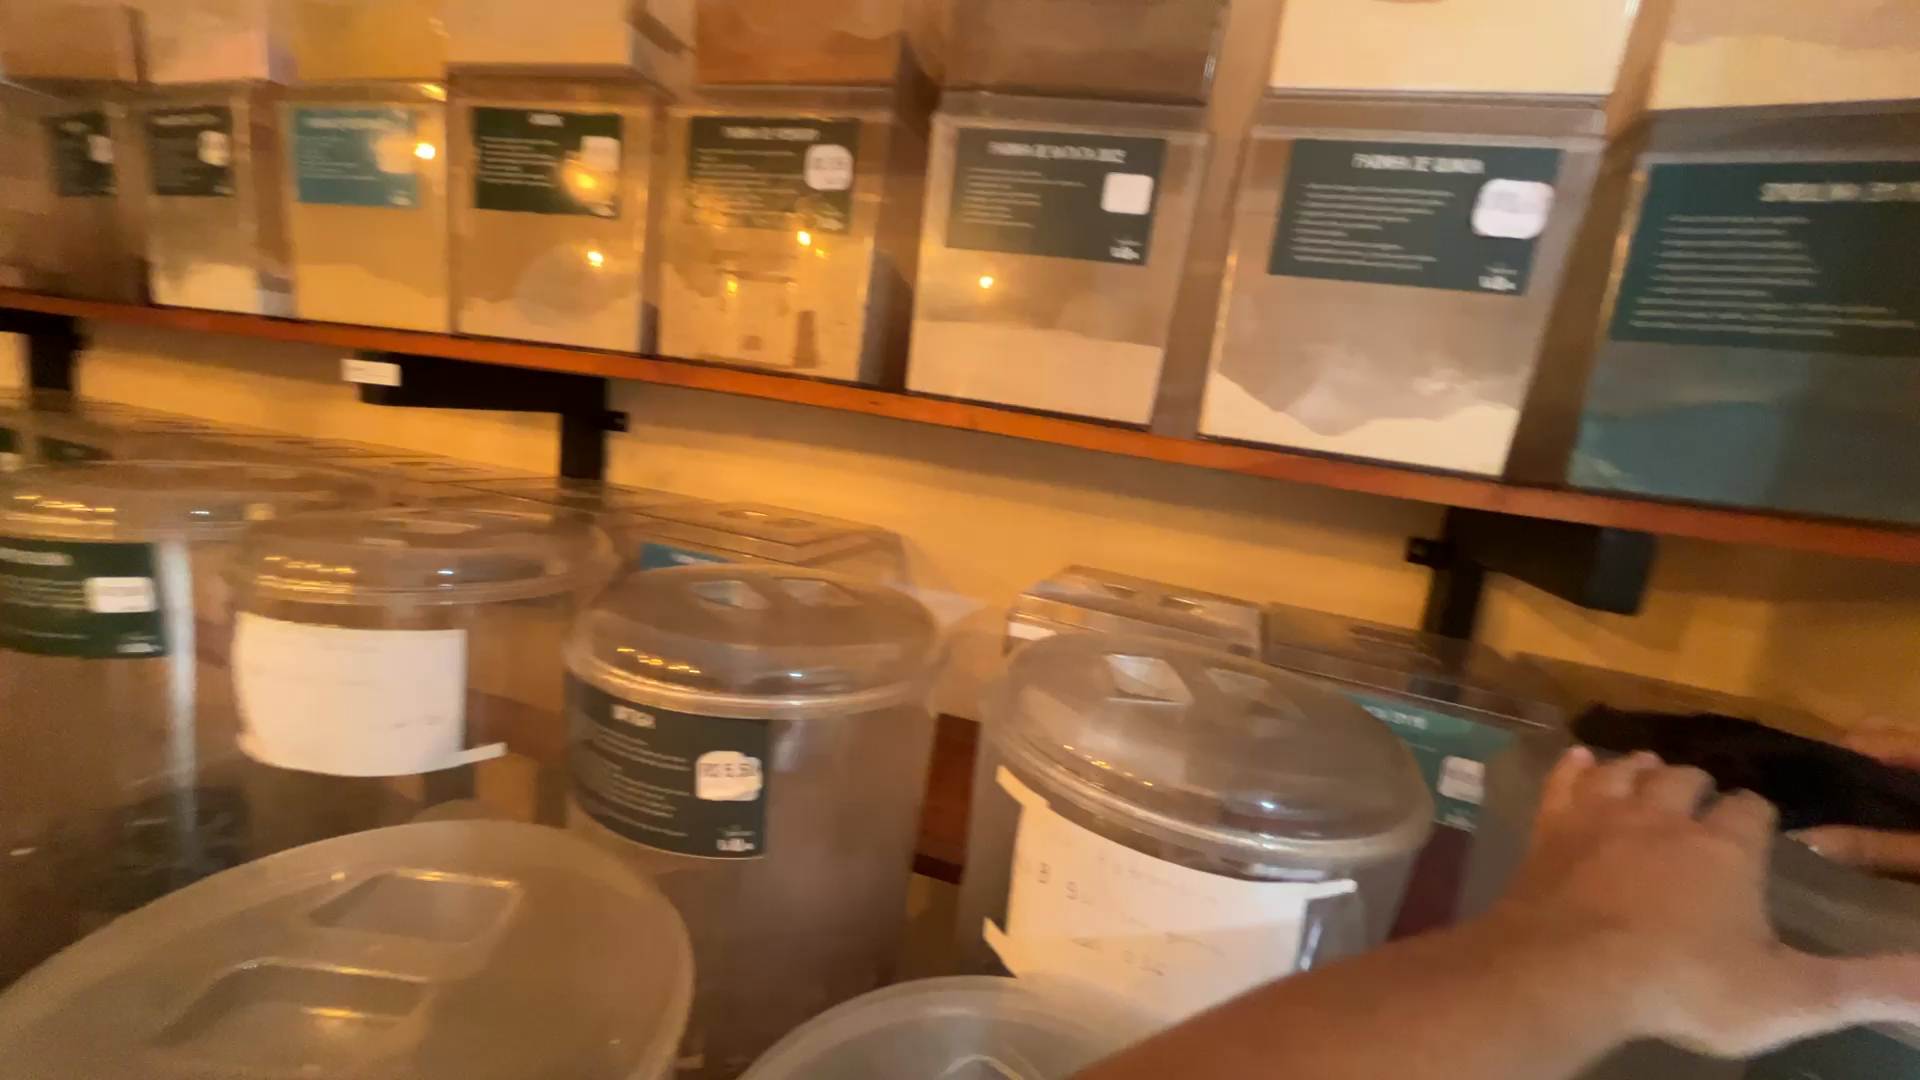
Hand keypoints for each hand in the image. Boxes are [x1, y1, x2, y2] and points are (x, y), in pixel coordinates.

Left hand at [1488, 747, 1919, 1058]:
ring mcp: (1596, 817)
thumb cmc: (1686, 982)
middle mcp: (1658, 820)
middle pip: (1679, 782)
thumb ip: (1876, 985)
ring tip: (1645, 761)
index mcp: (1723, 851)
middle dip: (1694, 781)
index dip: (1756, 810)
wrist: (1570, 965)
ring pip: (1619, 774)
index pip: (1749, 812)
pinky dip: (1569, 766)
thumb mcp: (1797, 996)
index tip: (1759, 811)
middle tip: (1700, 783)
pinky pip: (1559, 782)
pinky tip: (1574, 756)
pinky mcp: (1549, 827)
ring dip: (1635, 766)